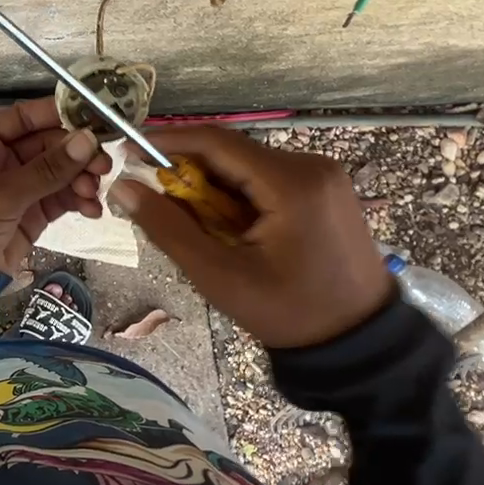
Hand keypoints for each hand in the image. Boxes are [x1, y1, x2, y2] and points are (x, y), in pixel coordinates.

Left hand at [0, 98, 111, 274]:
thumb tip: (88, 140)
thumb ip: (46, 169)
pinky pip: (60, 196)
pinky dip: (77, 199)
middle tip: (103, 164)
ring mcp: (15, 185)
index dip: (58, 115)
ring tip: (93, 192)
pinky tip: (91, 209)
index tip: (95, 116)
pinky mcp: (30, 211)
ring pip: (57, 170)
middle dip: (76, 154)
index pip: (22, 118)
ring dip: (80, 178)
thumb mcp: (1, 194)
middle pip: (46, 144)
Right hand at [106, 126, 393, 348]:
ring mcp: (321, 177)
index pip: (214, 141)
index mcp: (292, 182)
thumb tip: (122, 186)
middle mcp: (311, 166)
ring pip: (242, 164)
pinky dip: (231, 193)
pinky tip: (217, 221)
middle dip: (182, 168)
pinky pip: (261, 178)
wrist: (361, 343)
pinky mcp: (322, 190)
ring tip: (181, 216)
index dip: (163, 141)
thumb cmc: (288, 311)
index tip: (124, 149)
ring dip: (206, 183)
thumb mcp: (217, 274)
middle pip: (228, 151)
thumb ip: (166, 226)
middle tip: (146, 192)